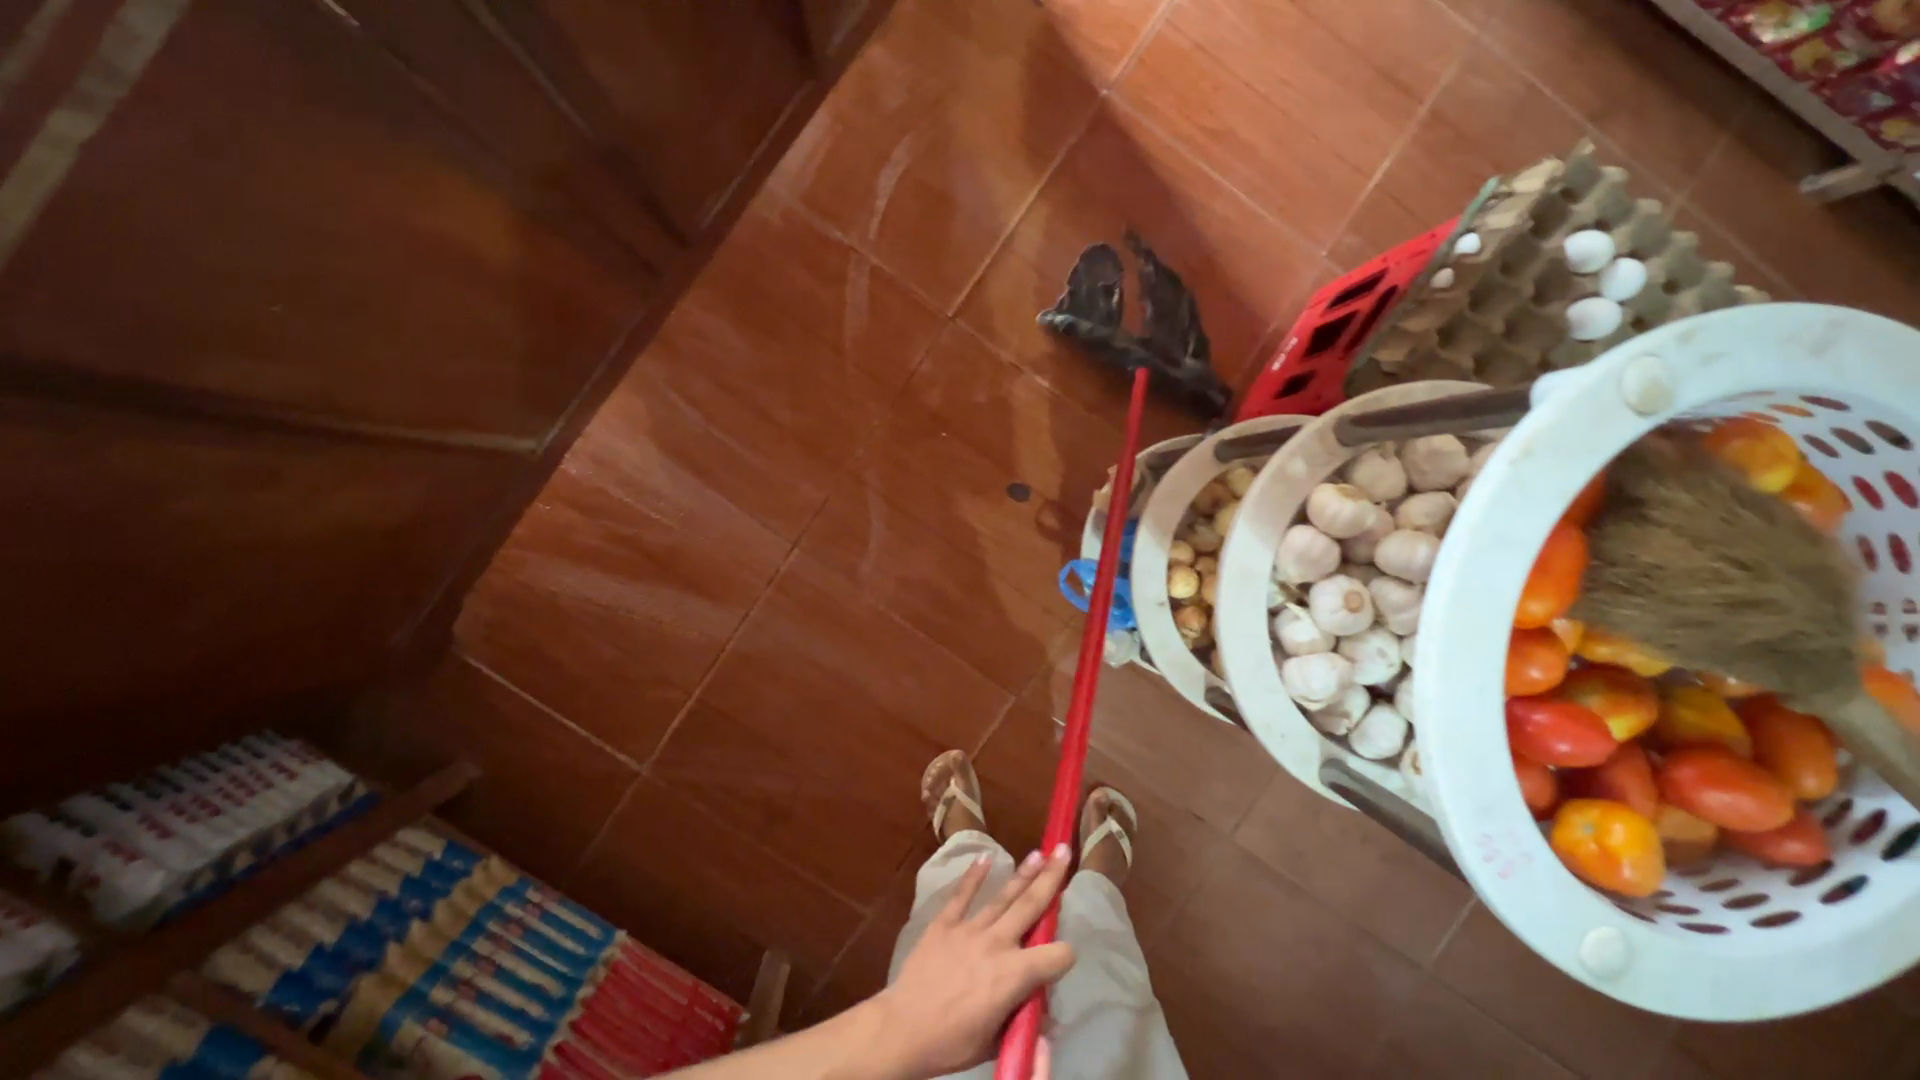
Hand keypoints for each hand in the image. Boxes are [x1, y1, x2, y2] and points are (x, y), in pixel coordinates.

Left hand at [868, 845, 1075, 1077]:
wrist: (903, 1030)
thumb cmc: (952, 1042)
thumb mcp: (997, 1041)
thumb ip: (1023, 1023)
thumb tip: (1043, 1016)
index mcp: (1015, 975)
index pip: (1057, 956)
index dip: (1065, 957)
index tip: (1063, 960)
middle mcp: (997, 944)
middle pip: (1031, 906)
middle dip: (1052, 879)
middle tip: (1064, 851)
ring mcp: (969, 930)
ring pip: (1002, 897)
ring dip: (1022, 874)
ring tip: (1039, 852)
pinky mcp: (944, 924)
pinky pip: (961, 896)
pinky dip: (973, 877)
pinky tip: (984, 858)